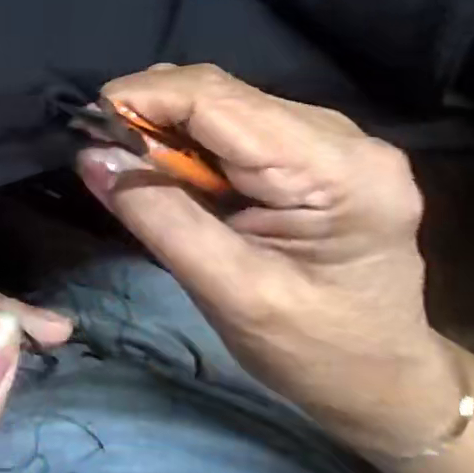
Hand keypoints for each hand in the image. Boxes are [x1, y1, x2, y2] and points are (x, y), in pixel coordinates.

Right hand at [75, 64, 458, 457]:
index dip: (145, 96)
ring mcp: (332, 136)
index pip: (220, 99)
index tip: (88, 123)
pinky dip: (192, 138)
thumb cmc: (315, 354)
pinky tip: (178, 173)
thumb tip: (91, 155)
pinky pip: (236, 120)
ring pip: (224, 100)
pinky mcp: (315, 146)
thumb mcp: (230, 294)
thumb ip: (159, 218)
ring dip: (168, 124)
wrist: (385, 380)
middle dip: (152, 110)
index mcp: (337, 171)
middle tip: (104, 150)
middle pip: (221, 91)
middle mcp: (340, 135)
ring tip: (135, 166)